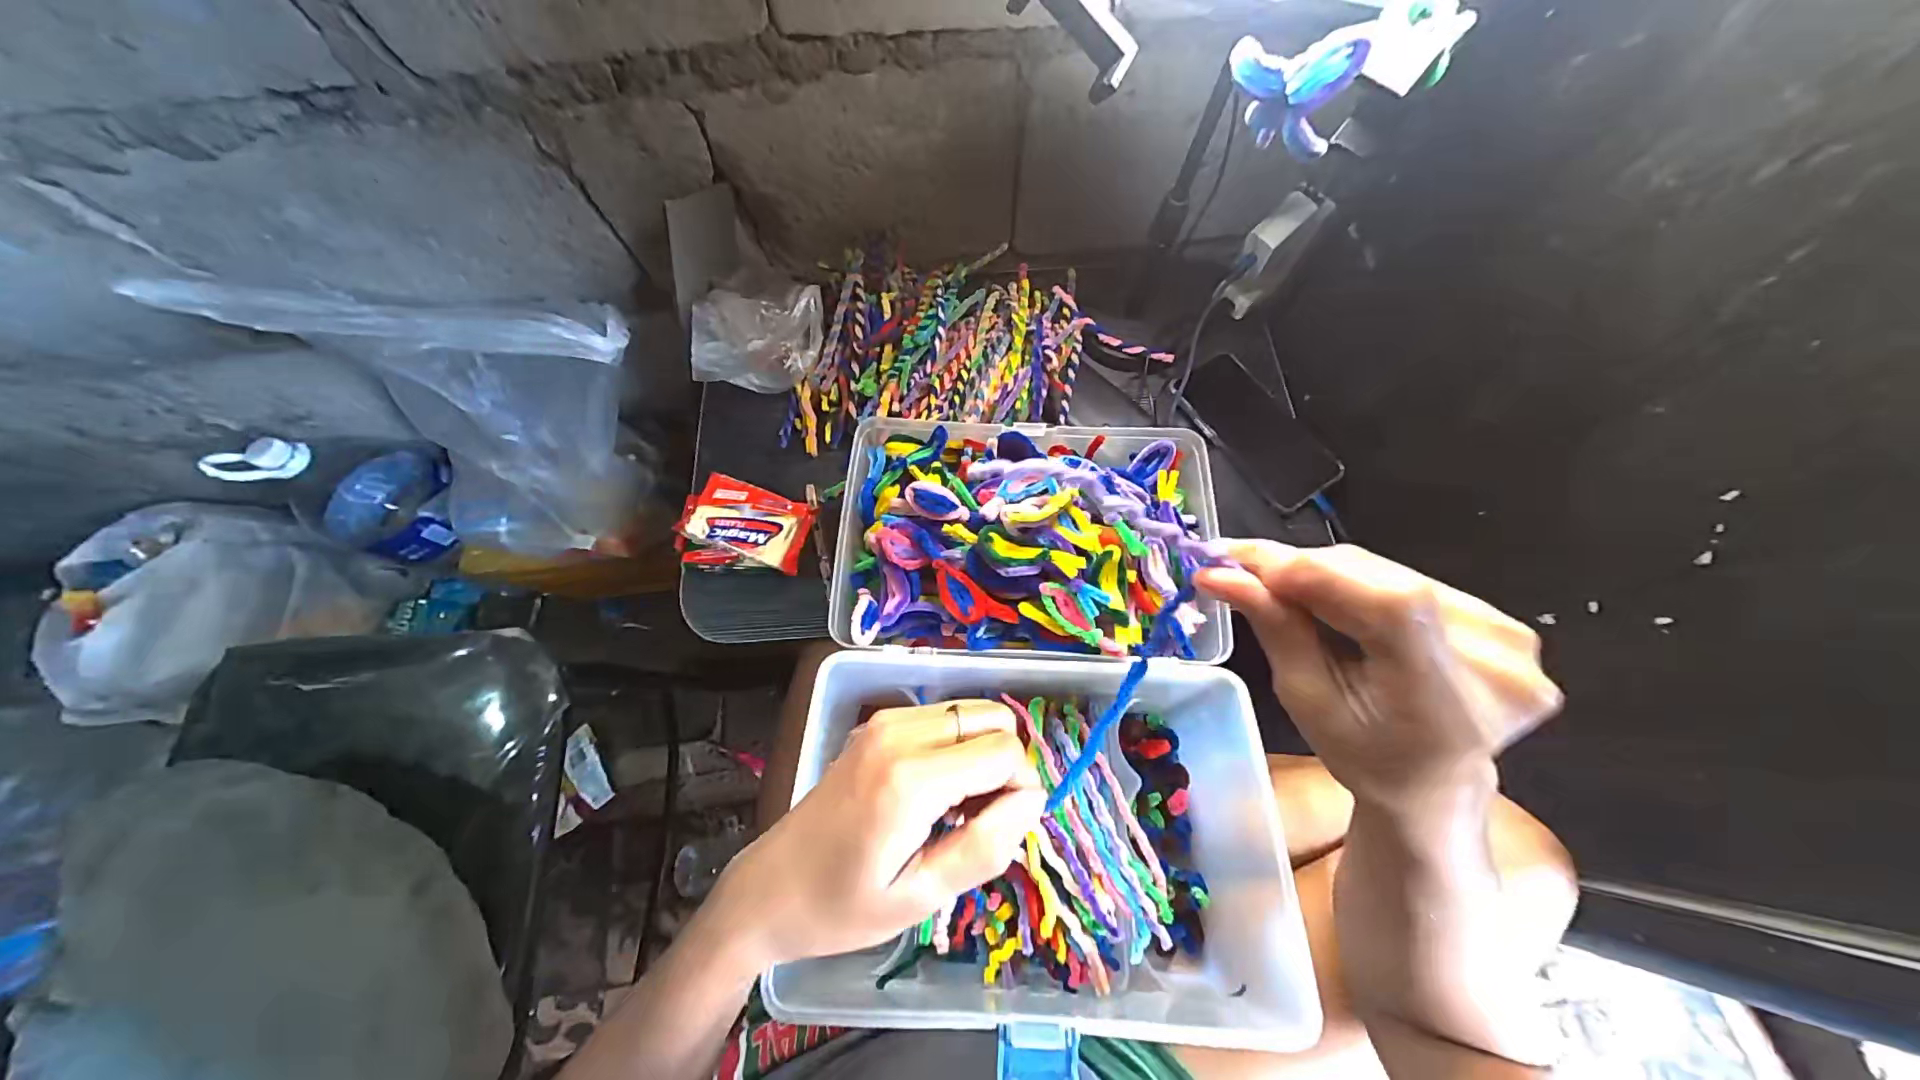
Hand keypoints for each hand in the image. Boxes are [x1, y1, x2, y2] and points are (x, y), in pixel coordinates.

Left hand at [714, 699, 1043, 968]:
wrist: (770, 888)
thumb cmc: (841, 906)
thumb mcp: (920, 897)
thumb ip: (985, 846)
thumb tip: (1032, 799)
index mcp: (911, 778)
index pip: (1005, 750)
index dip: (1020, 788)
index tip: (1001, 827)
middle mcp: (899, 733)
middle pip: (993, 717)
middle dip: (1004, 763)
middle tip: (981, 816)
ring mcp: (884, 722)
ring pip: (971, 711)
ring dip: (981, 751)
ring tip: (957, 806)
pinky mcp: (877, 724)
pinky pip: (943, 716)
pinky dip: (957, 744)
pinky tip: (935, 789)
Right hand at [1195, 541, 1561, 811]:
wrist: (1431, 783)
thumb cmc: (1361, 754)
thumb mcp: (1304, 696)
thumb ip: (1274, 626)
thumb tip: (1218, 573)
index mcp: (1445, 701)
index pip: (1390, 607)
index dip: (1313, 574)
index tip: (1241, 562)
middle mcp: (1497, 662)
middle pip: (1384, 581)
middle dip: (1305, 569)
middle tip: (1244, 568)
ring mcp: (1513, 641)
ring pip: (1393, 573)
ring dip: (1329, 573)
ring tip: (1283, 585)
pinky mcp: (1508, 624)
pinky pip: (1413, 580)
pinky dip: (1361, 581)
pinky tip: (1335, 600)